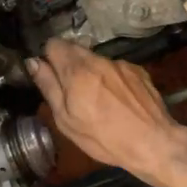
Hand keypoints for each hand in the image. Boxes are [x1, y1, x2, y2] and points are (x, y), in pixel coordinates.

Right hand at [28, 39, 186, 184]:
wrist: (153, 143)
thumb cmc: (103, 138)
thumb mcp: (66, 120)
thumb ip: (49, 87)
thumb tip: (34, 63)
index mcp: (76, 71)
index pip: (54, 44)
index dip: (49, 58)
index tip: (52, 77)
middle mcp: (98, 60)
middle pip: (75, 48)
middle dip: (69, 65)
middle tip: (73, 92)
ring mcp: (120, 64)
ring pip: (96, 59)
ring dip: (91, 72)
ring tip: (98, 100)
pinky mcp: (138, 70)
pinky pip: (115, 68)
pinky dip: (111, 79)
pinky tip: (118, 101)